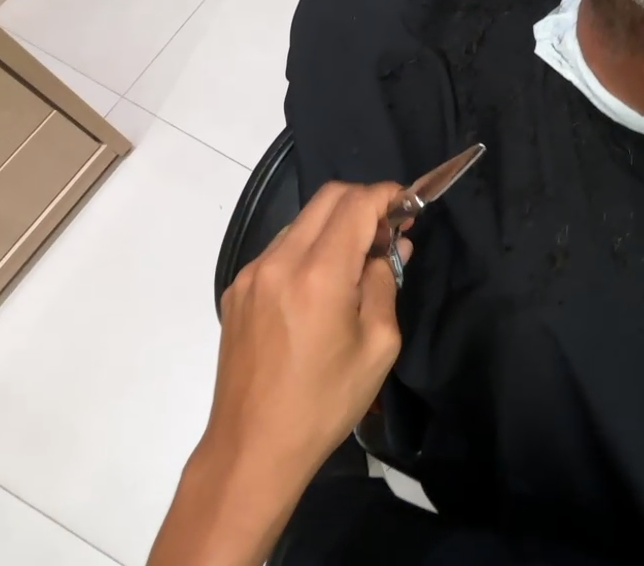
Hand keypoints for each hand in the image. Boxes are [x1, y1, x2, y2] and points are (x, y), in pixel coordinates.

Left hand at [209, 180, 409, 474]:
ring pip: (302, 222)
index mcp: (319, 274)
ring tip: (355, 265)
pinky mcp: (236, 291)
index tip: (407, 209)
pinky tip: (321, 289)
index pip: (356, 203)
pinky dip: (308, 250)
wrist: (253, 448)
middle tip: (385, 235)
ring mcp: (251, 274)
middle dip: (363, 203)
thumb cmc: (325, 402)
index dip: (387, 195)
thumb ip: (385, 284)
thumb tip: (389, 250)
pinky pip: (280, 250)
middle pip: (327, 198)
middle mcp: (279, 261)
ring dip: (334, 227)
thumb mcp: (378, 345)